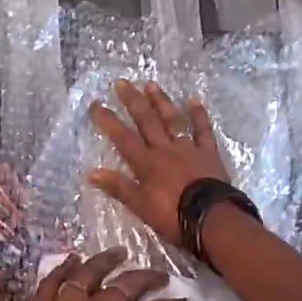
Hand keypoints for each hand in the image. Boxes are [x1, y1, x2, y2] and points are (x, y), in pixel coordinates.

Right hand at [88, 80, 232, 246]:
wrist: (209, 217)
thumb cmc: (172, 216)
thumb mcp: (140, 206)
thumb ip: (118, 187)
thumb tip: (91, 173)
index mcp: (146, 164)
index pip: (123, 138)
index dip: (108, 121)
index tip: (95, 104)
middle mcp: (165, 150)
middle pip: (146, 121)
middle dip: (133, 101)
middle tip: (122, 83)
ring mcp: (188, 149)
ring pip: (172, 120)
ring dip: (160, 101)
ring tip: (150, 84)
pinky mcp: (208, 153)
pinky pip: (203, 130)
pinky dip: (198, 115)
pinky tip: (193, 100)